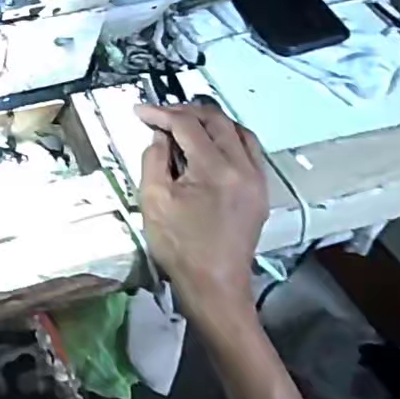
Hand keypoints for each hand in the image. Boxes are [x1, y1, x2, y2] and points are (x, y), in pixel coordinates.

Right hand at [136, 97, 269, 327]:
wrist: (214, 287)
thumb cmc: (179, 246)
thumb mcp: (153, 198)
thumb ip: (154, 158)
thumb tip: (159, 135)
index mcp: (216, 170)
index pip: (187, 125)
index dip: (160, 113)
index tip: (139, 111)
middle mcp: (244, 170)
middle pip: (217, 121)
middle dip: (185, 111)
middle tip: (159, 115)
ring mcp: (258, 181)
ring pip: (238, 131)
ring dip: (209, 121)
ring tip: (182, 123)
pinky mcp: (260, 192)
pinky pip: (249, 149)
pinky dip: (227, 137)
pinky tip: (206, 143)